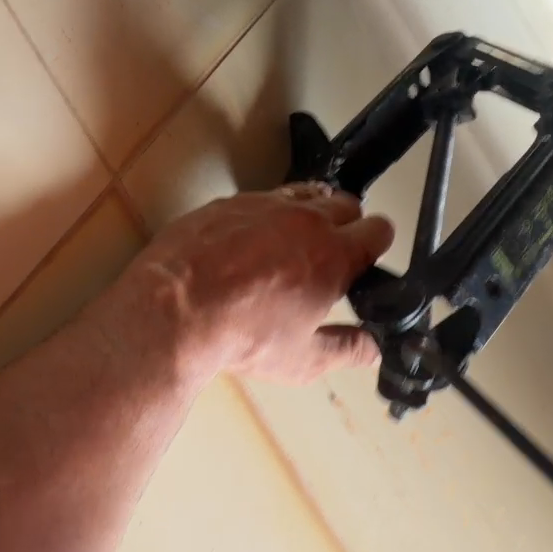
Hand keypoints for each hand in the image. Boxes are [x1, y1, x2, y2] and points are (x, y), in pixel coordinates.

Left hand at [92, 184, 394, 384]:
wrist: (174, 306)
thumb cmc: (242, 334)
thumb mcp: (303, 359)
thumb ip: (345, 349)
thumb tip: (371, 348)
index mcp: (332, 254)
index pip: (377, 230)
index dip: (378, 241)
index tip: (370, 254)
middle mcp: (303, 219)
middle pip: (344, 202)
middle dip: (348, 221)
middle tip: (337, 248)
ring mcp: (262, 203)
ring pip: (303, 192)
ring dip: (310, 209)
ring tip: (300, 236)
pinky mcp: (227, 201)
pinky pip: (261, 197)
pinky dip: (267, 212)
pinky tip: (253, 237)